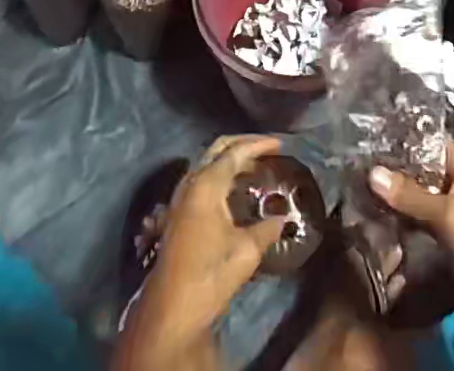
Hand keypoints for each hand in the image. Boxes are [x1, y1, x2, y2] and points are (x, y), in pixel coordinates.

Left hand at [113, 135, 287, 369]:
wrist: (171, 310)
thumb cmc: (210, 274)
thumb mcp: (247, 250)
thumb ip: (267, 228)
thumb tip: (282, 218)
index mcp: (207, 184)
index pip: (235, 152)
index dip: (259, 145)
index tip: (280, 145)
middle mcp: (190, 183)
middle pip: (217, 149)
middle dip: (243, 143)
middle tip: (267, 148)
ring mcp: (180, 198)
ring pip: (206, 163)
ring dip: (229, 158)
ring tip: (254, 165)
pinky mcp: (177, 213)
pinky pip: (201, 178)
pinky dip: (220, 173)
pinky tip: (234, 188)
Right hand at [370, 142, 453, 370]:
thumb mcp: (451, 216)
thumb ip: (412, 196)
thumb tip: (372, 172)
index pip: (429, 142)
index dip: (402, 136)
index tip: (368, 131)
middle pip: (419, 169)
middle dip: (391, 167)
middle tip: (352, 159)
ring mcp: (450, 211)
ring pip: (415, 195)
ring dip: (392, 193)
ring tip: (353, 182)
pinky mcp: (444, 237)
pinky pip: (416, 219)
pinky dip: (398, 217)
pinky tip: (371, 212)